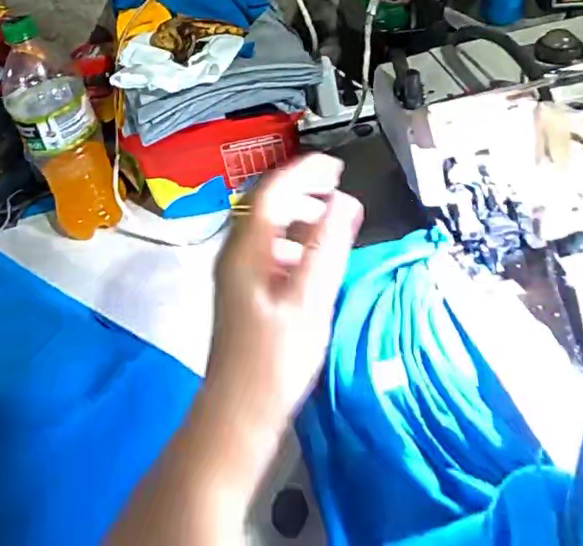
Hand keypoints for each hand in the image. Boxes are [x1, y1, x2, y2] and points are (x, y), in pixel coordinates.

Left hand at [108, 157, 362, 545]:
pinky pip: (269, 244)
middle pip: (267, 201)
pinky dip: (295, 235)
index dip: (306, 170)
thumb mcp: (310, 298)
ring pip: (268, 223)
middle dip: (304, 186)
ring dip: (300, 210)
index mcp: (248, 248)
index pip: (274, 189)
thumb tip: (346, 200)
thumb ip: (328, 245)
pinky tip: (315, 254)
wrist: (237, 416)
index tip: (337, 166)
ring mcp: (237, 272)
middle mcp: (236, 252)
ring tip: (332, 215)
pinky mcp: (244, 290)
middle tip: (338, 184)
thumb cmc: (274, 358)